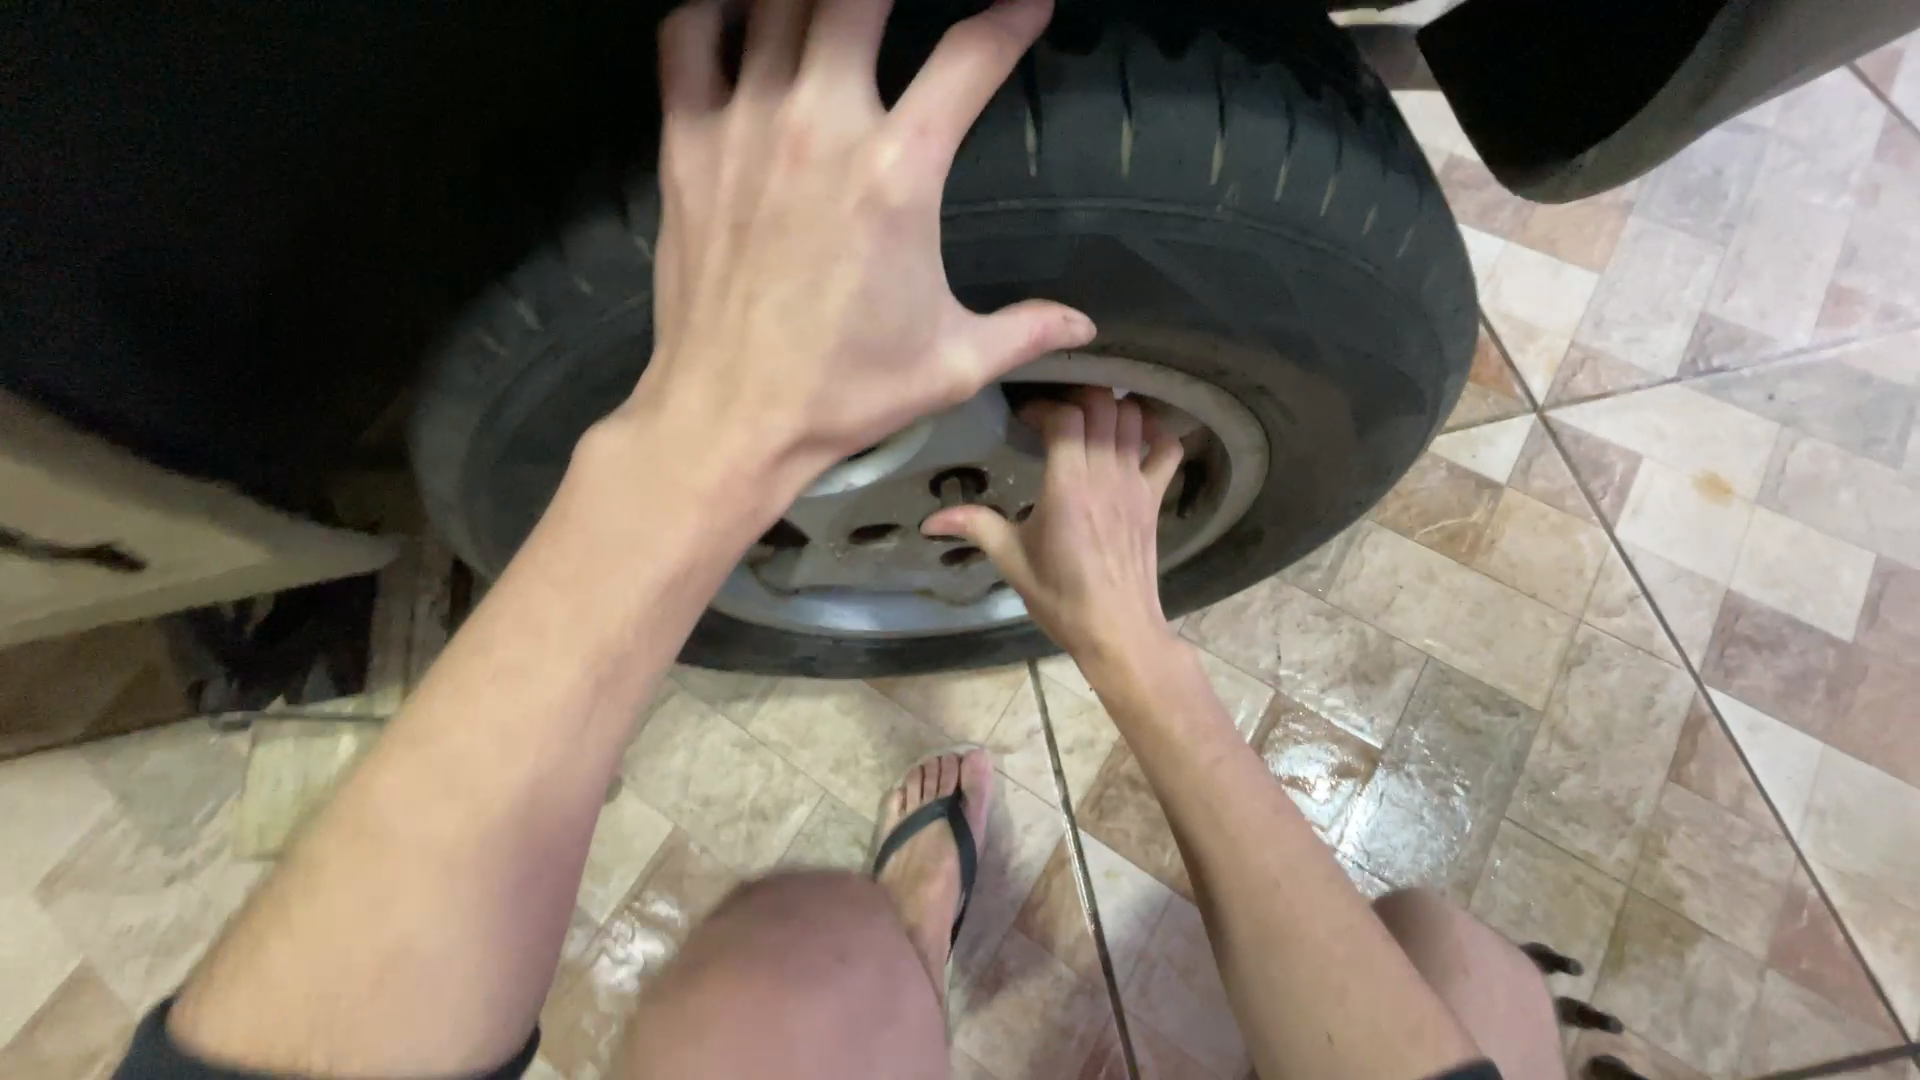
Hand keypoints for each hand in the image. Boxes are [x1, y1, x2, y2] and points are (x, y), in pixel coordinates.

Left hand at [611, 0, 1095, 502]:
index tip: (1027, 6)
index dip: (1010, 20)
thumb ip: (1025, 331)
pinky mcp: (686, 146)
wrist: (733, 420)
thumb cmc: (846, 394)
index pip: (970, 57)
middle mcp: (822, 127)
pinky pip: (689, 37)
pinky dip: (717, 13)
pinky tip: (744, 25)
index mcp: (899, 175)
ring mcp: (745, 126)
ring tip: (838, 15)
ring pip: (779, 2)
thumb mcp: (952, 366)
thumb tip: (1085, 325)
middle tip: (907, 10)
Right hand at [922, 389, 1183, 664]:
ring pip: (1133, 418)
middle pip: (1102, 405)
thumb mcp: (1011, 561)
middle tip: (1053, 410)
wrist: (1116, 629)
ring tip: (1085, 417)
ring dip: (1111, 407)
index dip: (1042, 407)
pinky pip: (1168, 448)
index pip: (1065, 418)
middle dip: (1076, 396)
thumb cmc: (1060, 598)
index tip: (1022, 419)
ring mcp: (1136, 484)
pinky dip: (1155, 431)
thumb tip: (929, 521)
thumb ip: (974, 527)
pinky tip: (1134, 434)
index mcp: (1067, 488)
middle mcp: (1105, 476)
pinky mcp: (1154, 498)